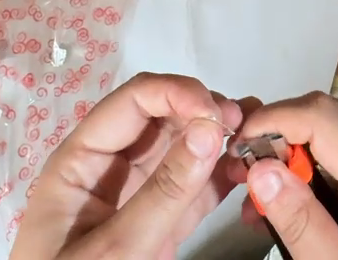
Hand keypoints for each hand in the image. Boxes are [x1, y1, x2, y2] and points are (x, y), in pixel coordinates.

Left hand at [9, 73, 242, 259]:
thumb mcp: (113, 253)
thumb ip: (163, 192)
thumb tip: (211, 127)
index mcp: (81, 161)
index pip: (134, 100)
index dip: (179, 93)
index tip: (219, 114)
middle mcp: (109, 167)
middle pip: (162, 116)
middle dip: (204, 112)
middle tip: (245, 128)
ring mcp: (134, 196)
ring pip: (182, 147)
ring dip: (219, 139)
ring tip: (257, 139)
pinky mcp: (156, 226)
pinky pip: (191, 187)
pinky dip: (220, 176)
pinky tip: (247, 173)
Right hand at [231, 92, 337, 258]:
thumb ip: (301, 225)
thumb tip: (259, 170)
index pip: (320, 116)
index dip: (272, 120)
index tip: (234, 149)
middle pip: (327, 114)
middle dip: (278, 133)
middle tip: (239, 174)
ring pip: (336, 128)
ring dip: (294, 149)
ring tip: (258, 195)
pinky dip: (316, 163)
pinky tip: (293, 199)